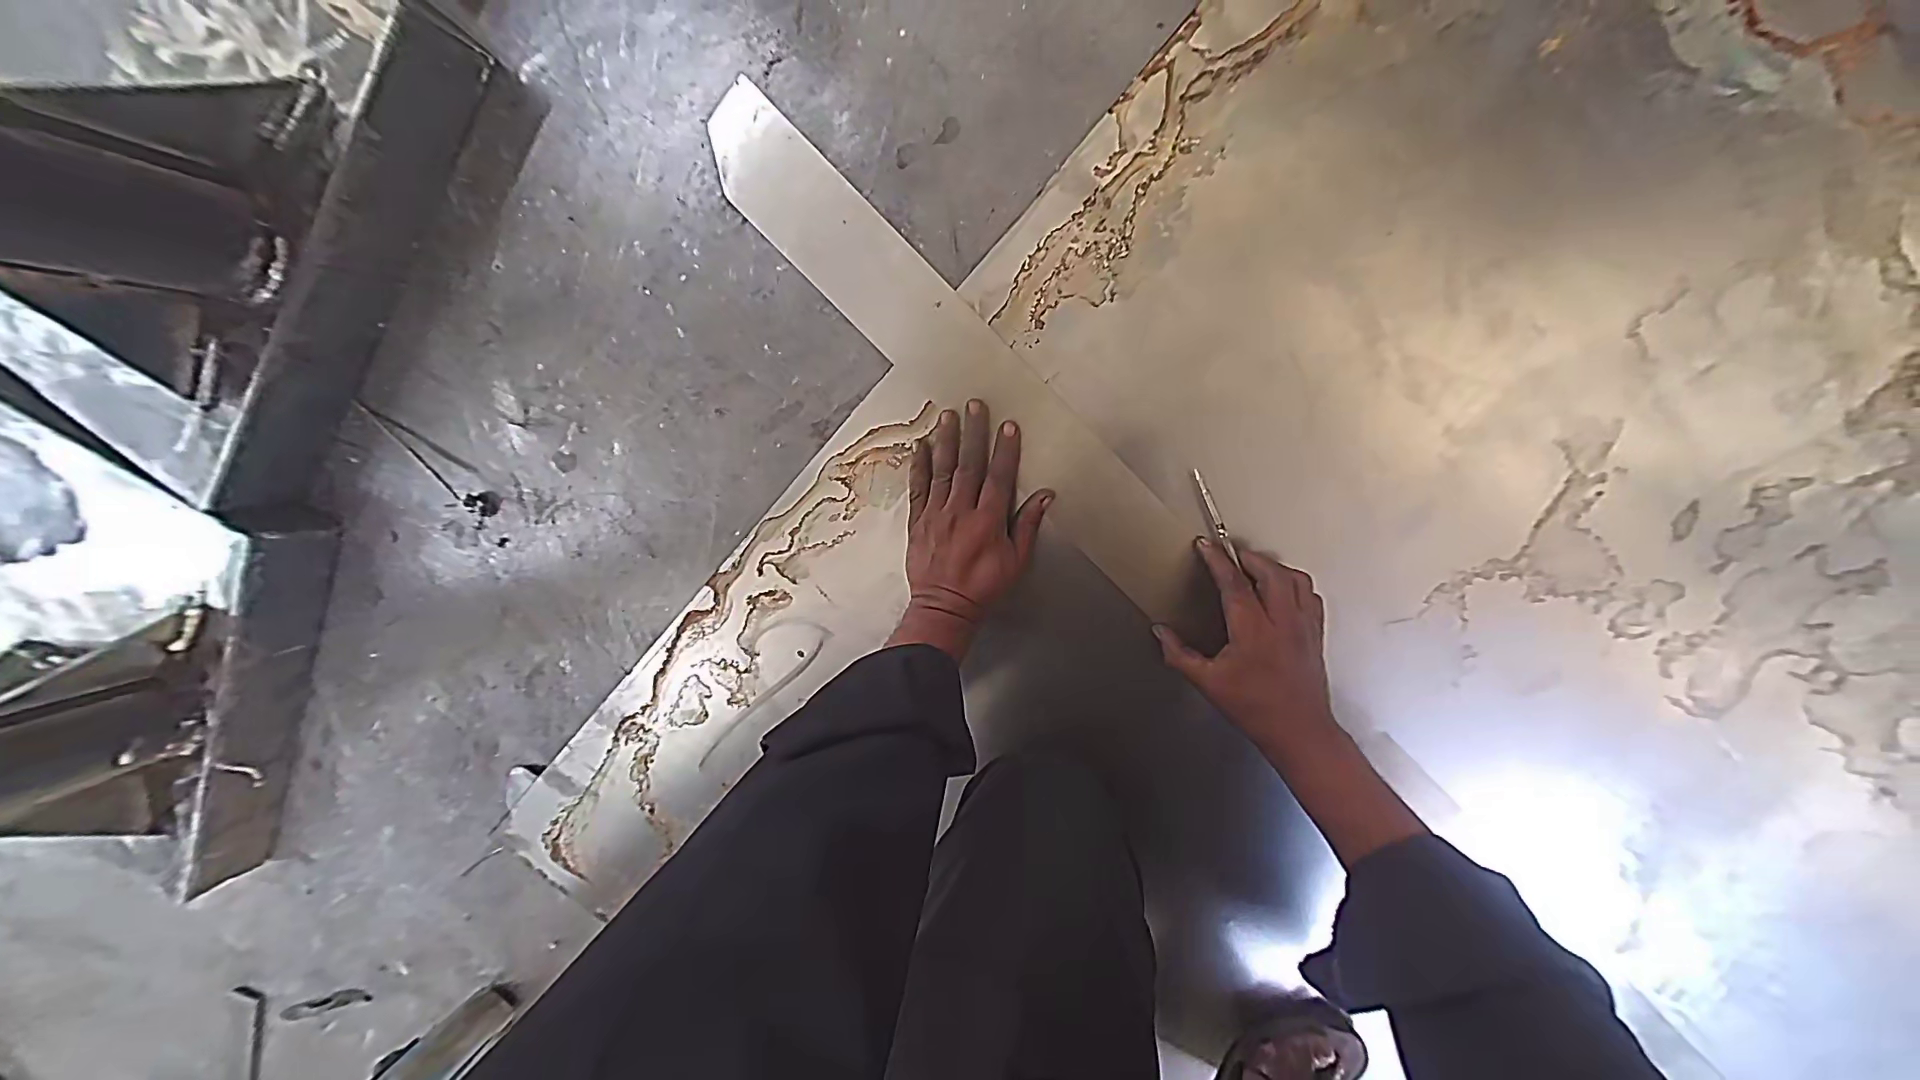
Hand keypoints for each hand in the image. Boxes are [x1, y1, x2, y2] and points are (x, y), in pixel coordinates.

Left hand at [886, 400, 1053, 660]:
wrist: (944, 606)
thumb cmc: (983, 587)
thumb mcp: (1016, 561)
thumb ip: (1027, 525)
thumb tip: (1044, 496)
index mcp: (988, 520)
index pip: (999, 477)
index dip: (1005, 450)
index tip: (1008, 427)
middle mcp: (961, 511)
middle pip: (969, 465)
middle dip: (974, 433)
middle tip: (975, 405)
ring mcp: (937, 514)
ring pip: (943, 470)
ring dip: (947, 441)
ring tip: (949, 416)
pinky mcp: (918, 521)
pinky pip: (919, 488)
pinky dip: (920, 466)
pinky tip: (923, 447)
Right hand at [1153, 540, 1338, 755]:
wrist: (1299, 731)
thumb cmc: (1258, 709)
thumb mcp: (1208, 682)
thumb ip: (1179, 654)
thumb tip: (1162, 634)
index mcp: (1253, 631)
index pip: (1234, 582)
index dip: (1216, 559)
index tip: (1205, 546)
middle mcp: (1282, 623)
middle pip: (1269, 571)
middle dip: (1246, 555)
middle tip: (1228, 551)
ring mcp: (1303, 627)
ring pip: (1294, 579)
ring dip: (1272, 565)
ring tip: (1254, 564)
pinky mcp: (1315, 634)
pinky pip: (1309, 595)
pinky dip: (1294, 582)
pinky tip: (1284, 587)